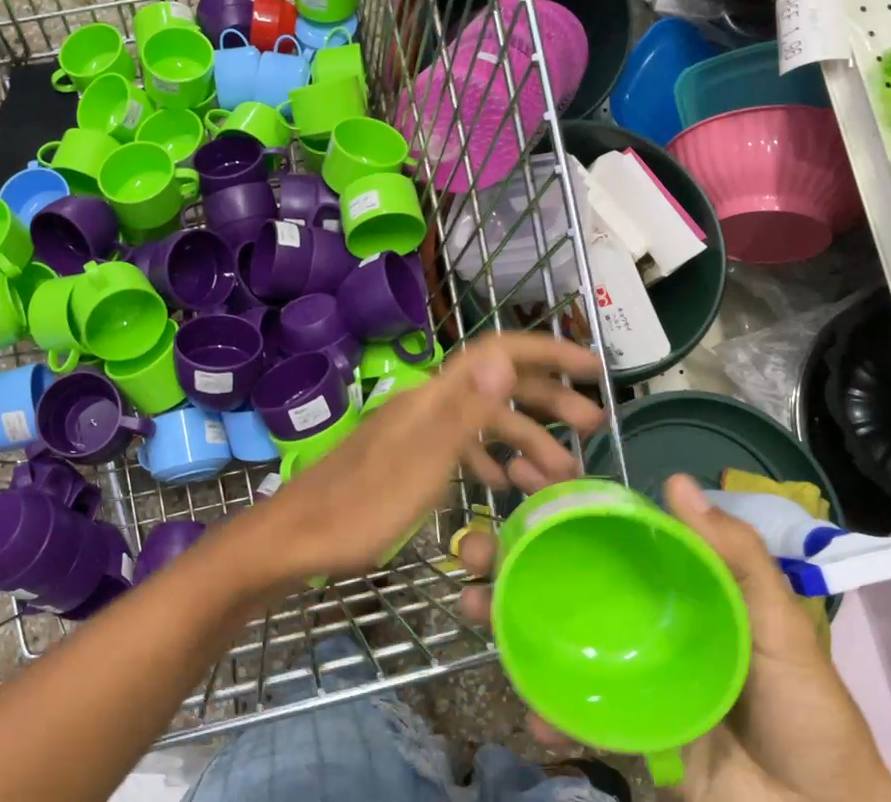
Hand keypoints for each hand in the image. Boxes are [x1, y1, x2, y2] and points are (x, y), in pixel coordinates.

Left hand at [254, 332, 605, 583]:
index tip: (594, 368)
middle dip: (548, 402)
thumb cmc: (361, 507)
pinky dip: (490, 461)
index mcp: (432, 399)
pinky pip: (460, 450)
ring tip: (559, 474)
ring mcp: (413, 433)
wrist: (295, 538)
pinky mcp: (404, 460)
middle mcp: (425, 406)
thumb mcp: (421, 464)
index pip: (496, 353)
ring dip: (524, 441)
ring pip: (481, 423)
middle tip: (594, 428)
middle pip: (496, 387)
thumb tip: (503, 355)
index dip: (548, 352)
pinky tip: (503, 485)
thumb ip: (464, 412)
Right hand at [458, 474, 890, 801]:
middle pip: (560, 585)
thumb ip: (735, 557)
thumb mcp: (779, 626)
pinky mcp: (619, 729)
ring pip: (550, 640)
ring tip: (472, 610)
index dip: (561, 511)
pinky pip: (570, 713)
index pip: (606, 539)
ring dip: (504, 624)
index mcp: (671, 593)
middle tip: (471, 552)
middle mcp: (637, 626)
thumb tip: (676, 480)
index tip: (517, 483)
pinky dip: (544, 711)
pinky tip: (533, 711)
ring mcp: (622, 678)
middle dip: (507, 563)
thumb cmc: (804, 712)